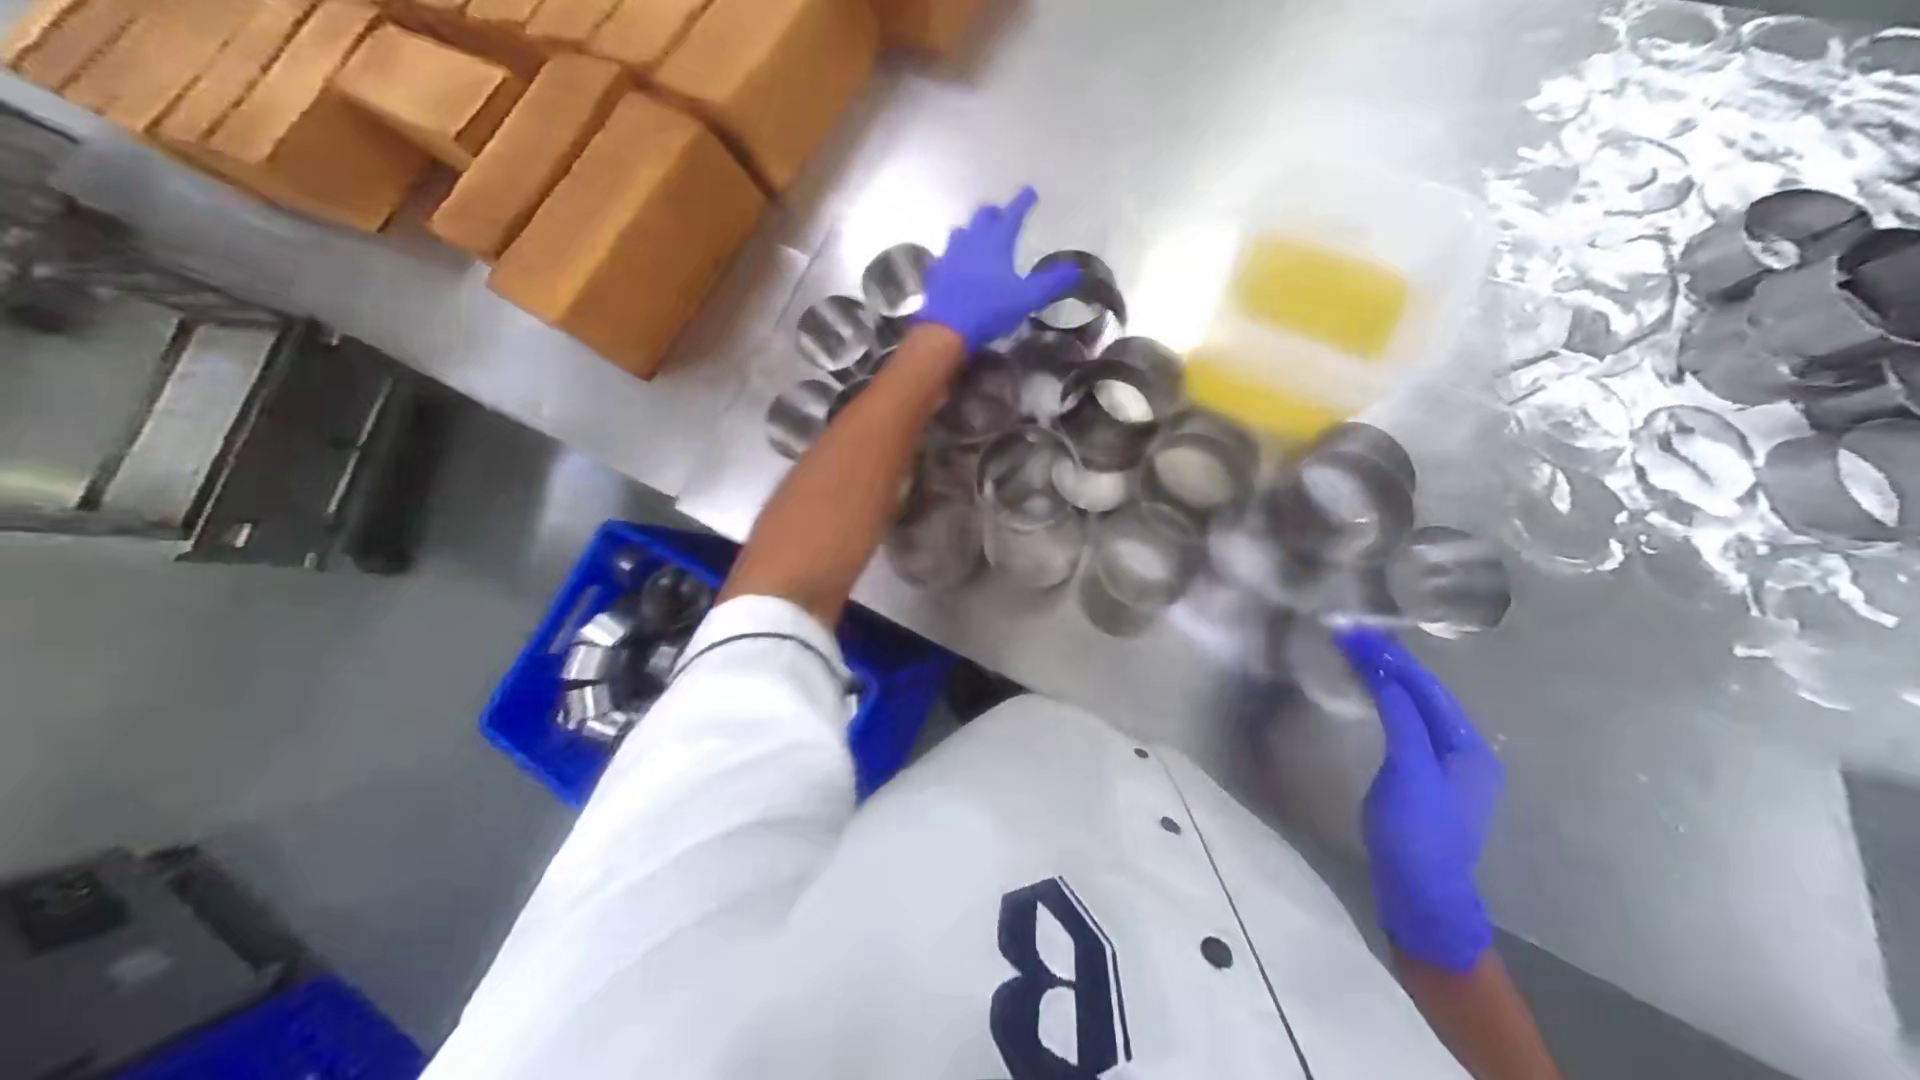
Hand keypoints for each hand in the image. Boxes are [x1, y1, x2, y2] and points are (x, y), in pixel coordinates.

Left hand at [917, 187, 1078, 350]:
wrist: (946, 329)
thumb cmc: (989, 309)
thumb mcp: (1027, 298)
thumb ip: (1051, 283)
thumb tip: (1075, 270)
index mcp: (996, 242)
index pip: (1012, 213)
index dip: (1023, 201)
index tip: (1030, 192)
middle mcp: (971, 241)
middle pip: (982, 216)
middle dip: (995, 213)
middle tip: (1002, 215)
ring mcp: (951, 255)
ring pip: (961, 231)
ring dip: (972, 230)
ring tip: (978, 235)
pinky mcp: (937, 272)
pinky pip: (946, 256)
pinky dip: (954, 255)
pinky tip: (955, 262)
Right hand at [1336, 626, 1501, 972]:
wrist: (1421, 891)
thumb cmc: (1417, 829)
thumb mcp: (1408, 769)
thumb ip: (1401, 718)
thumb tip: (1385, 673)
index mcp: (1468, 746)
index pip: (1426, 688)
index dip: (1391, 658)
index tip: (1355, 632)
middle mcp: (1465, 751)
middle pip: (1425, 696)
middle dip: (1390, 665)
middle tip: (1351, 637)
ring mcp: (1448, 768)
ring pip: (1416, 711)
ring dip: (1388, 683)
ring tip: (1357, 657)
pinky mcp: (1426, 781)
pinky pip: (1408, 729)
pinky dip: (1387, 706)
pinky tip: (1371, 698)